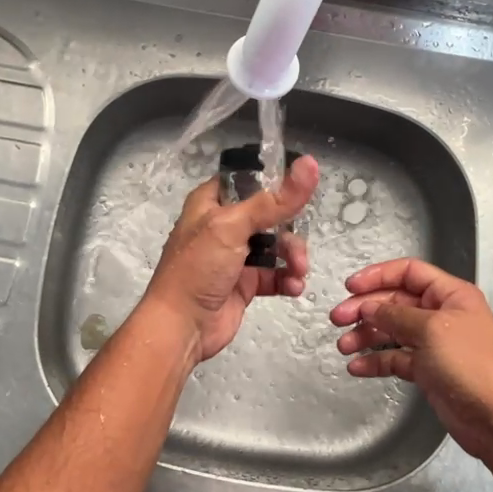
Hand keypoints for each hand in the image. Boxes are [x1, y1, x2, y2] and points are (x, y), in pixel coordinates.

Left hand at [138, 155, 319, 363]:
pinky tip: (294, 287)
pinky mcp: (246, 282)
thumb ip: (273, 201)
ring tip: (298, 272)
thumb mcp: (232, 227)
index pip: (248, 180)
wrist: (182, 326)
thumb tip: (310, 164)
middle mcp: (223, 225)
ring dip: (293, 257)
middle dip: (291, 230)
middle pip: (270, 215)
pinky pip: (276, 274)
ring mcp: (235, 255)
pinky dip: (288, 279)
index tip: (300, 190)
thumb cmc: (198, 268)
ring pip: (277, 245)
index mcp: (211, 202)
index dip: (274, 183)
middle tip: (298, 247)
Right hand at [330, 258, 492, 461]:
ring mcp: (434, 344)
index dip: (377, 275)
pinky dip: (376, 361)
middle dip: (365, 309)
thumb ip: (395, 315)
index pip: (409, 272)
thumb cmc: (470, 365)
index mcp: (450, 295)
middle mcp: (441, 314)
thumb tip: (368, 307)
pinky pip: (395, 359)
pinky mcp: (428, 370)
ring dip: (366, 336)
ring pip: (392, 331)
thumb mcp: (431, 330)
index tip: (349, 287)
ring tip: (343, 346)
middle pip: (395, 302)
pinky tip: (356, 368)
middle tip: (337, 320)